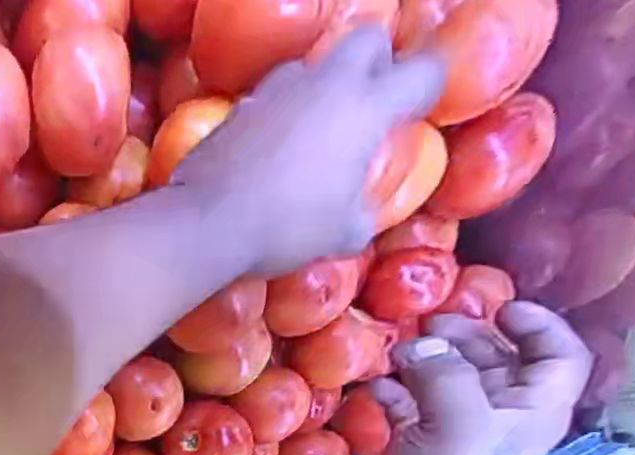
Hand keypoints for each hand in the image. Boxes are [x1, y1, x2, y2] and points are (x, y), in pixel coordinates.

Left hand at [172, 26, 443, 276]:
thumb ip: (360, 219)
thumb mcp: (337, 236)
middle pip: (368, 38)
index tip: (415, 114)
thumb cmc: (282, 229)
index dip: (428, 89)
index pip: (424, 71)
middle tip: (365, 103)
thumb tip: (361, 221)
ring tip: (310, 129)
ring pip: (310, 64)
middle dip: (376, 62)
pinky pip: (266, 97)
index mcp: (366, 107)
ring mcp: (276, 90)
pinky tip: (266, 149)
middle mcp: (325, 83)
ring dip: (318, 86)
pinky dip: (275, 113)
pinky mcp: (237, 108)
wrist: (206, 224)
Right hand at [340, 302, 593, 454]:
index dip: (540, 326)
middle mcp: (497, 420)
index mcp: (531, 414)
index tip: (503, 306)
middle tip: (432, 321)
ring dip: (424, 360)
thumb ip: (445, 374)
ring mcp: (452, 433)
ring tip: (397, 348)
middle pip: (496, 361)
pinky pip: (407, 404)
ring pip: (446, 380)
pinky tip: (375, 384)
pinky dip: (392, 389)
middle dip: (468, 337)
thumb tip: (420, 346)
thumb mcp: (459, 423)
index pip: (558, 357)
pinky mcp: (412, 445)